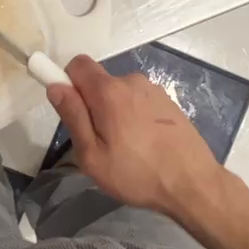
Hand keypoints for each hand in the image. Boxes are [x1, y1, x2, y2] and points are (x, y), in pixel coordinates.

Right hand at [45, 55, 227, 216]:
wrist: (193, 183)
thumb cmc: (136, 174)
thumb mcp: (92, 155)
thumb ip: (72, 117)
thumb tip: (55, 86)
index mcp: (109, 91)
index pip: (78, 64)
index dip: (67, 81)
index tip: (69, 108)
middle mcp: (132, 81)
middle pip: (99, 81)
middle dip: (92, 104)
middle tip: (99, 141)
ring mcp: (154, 90)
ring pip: (120, 94)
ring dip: (115, 113)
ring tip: (125, 148)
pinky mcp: (169, 103)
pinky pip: (139, 102)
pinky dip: (134, 117)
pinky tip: (145, 145)